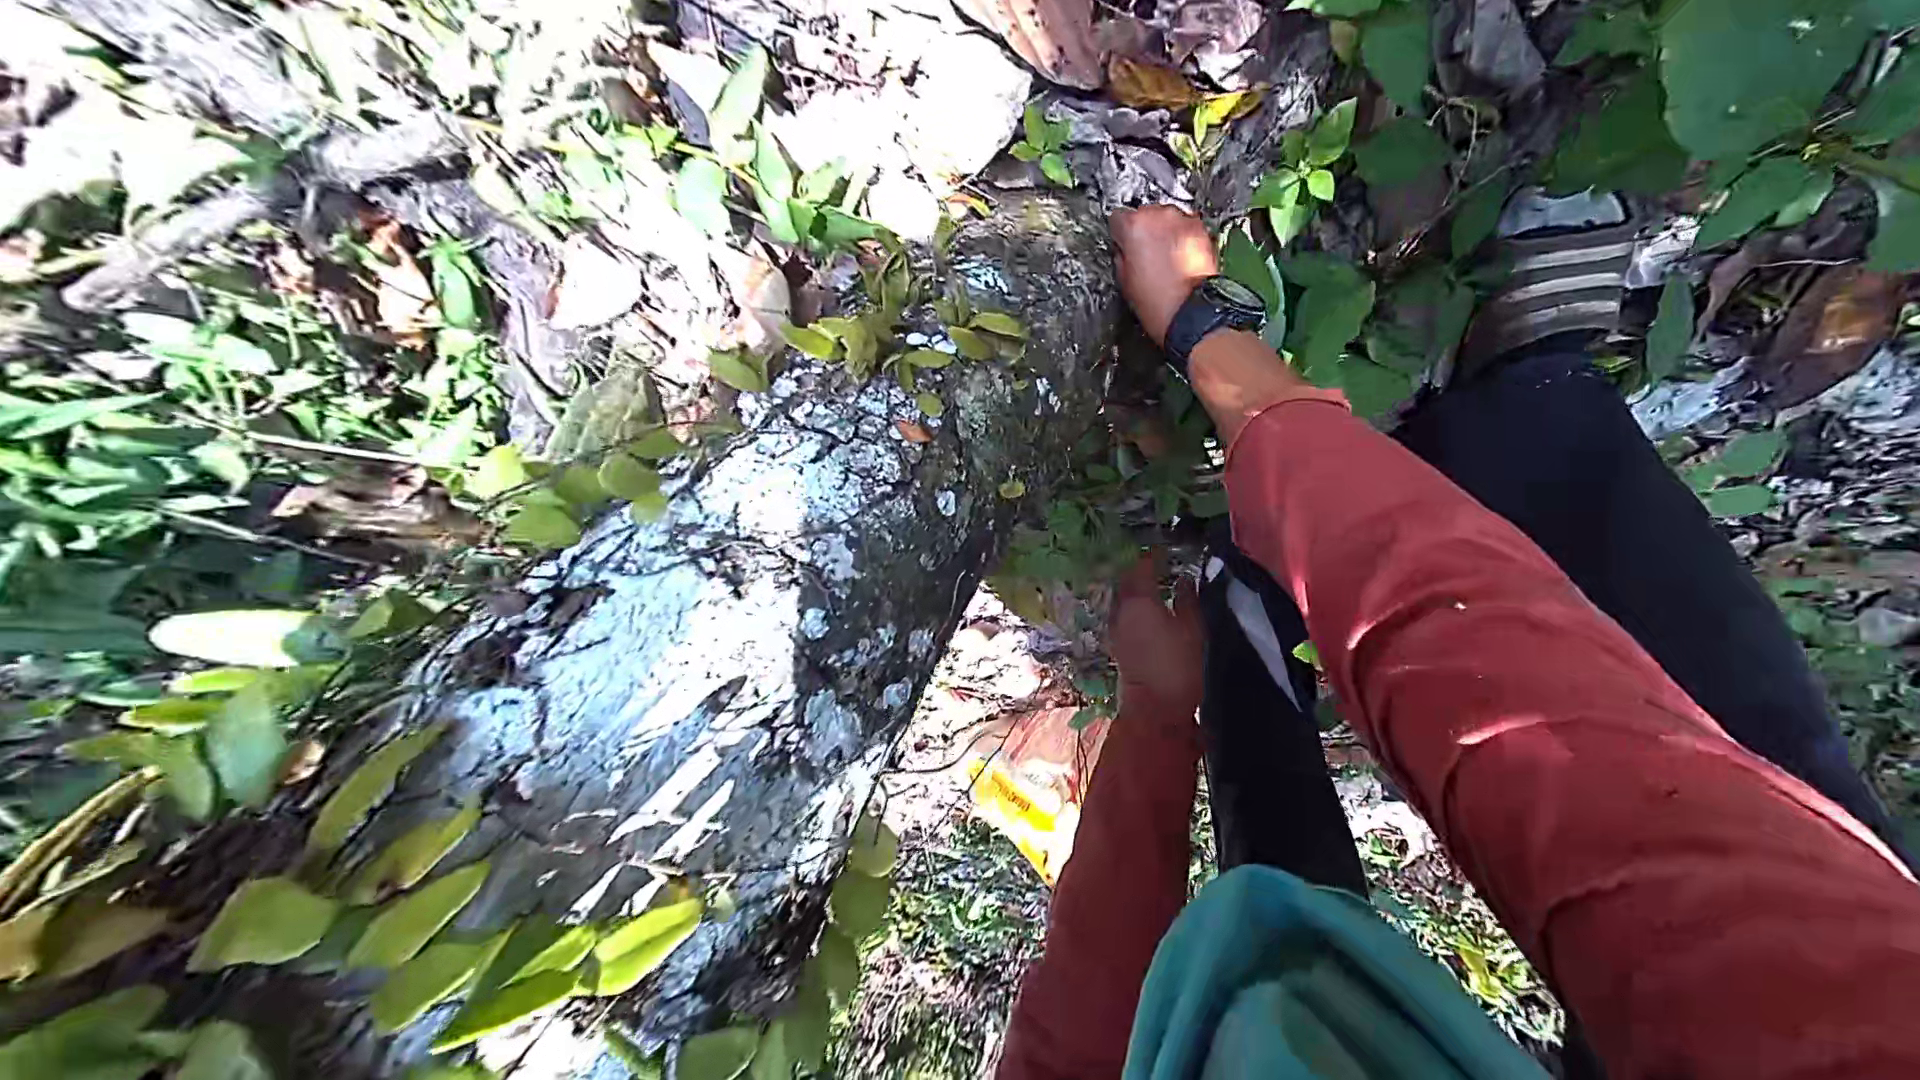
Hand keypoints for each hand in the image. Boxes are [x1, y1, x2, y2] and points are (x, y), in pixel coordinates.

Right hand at [1109, 205, 1217, 346]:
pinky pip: (1183, 227)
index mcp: (1134, 226)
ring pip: (1165, 218)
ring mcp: (1182, 220)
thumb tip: (1125, 250)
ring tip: (1163, 259)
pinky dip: (1180, 238)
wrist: (1189, 310)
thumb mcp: (1125, 280)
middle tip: (1144, 256)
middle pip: (1144, 214)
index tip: (1122, 244)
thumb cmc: (1158, 300)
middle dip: (1143, 232)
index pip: (1117, 218)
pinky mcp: (1200, 228)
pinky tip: (1177, 258)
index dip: (1119, 234)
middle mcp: (1159, 216)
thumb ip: (1121, 256)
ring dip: (1163, 233)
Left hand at [1109, 554, 1203, 720]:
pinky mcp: (1117, 644)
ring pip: (1123, 598)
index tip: (1163, 551)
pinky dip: (1134, 606)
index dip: (1151, 557)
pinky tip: (1148, 609)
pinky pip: (1123, 614)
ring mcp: (1115, 628)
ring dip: (1135, 589)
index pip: (1141, 568)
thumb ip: (1188, 599)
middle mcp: (1121, 610)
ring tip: (1155, 583)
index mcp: (1138, 600)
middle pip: (1127, 581)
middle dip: (1140, 570)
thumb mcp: (1193, 628)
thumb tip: (1184, 580)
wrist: (1155, 708)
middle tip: (1157, 563)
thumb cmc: (1180, 665)